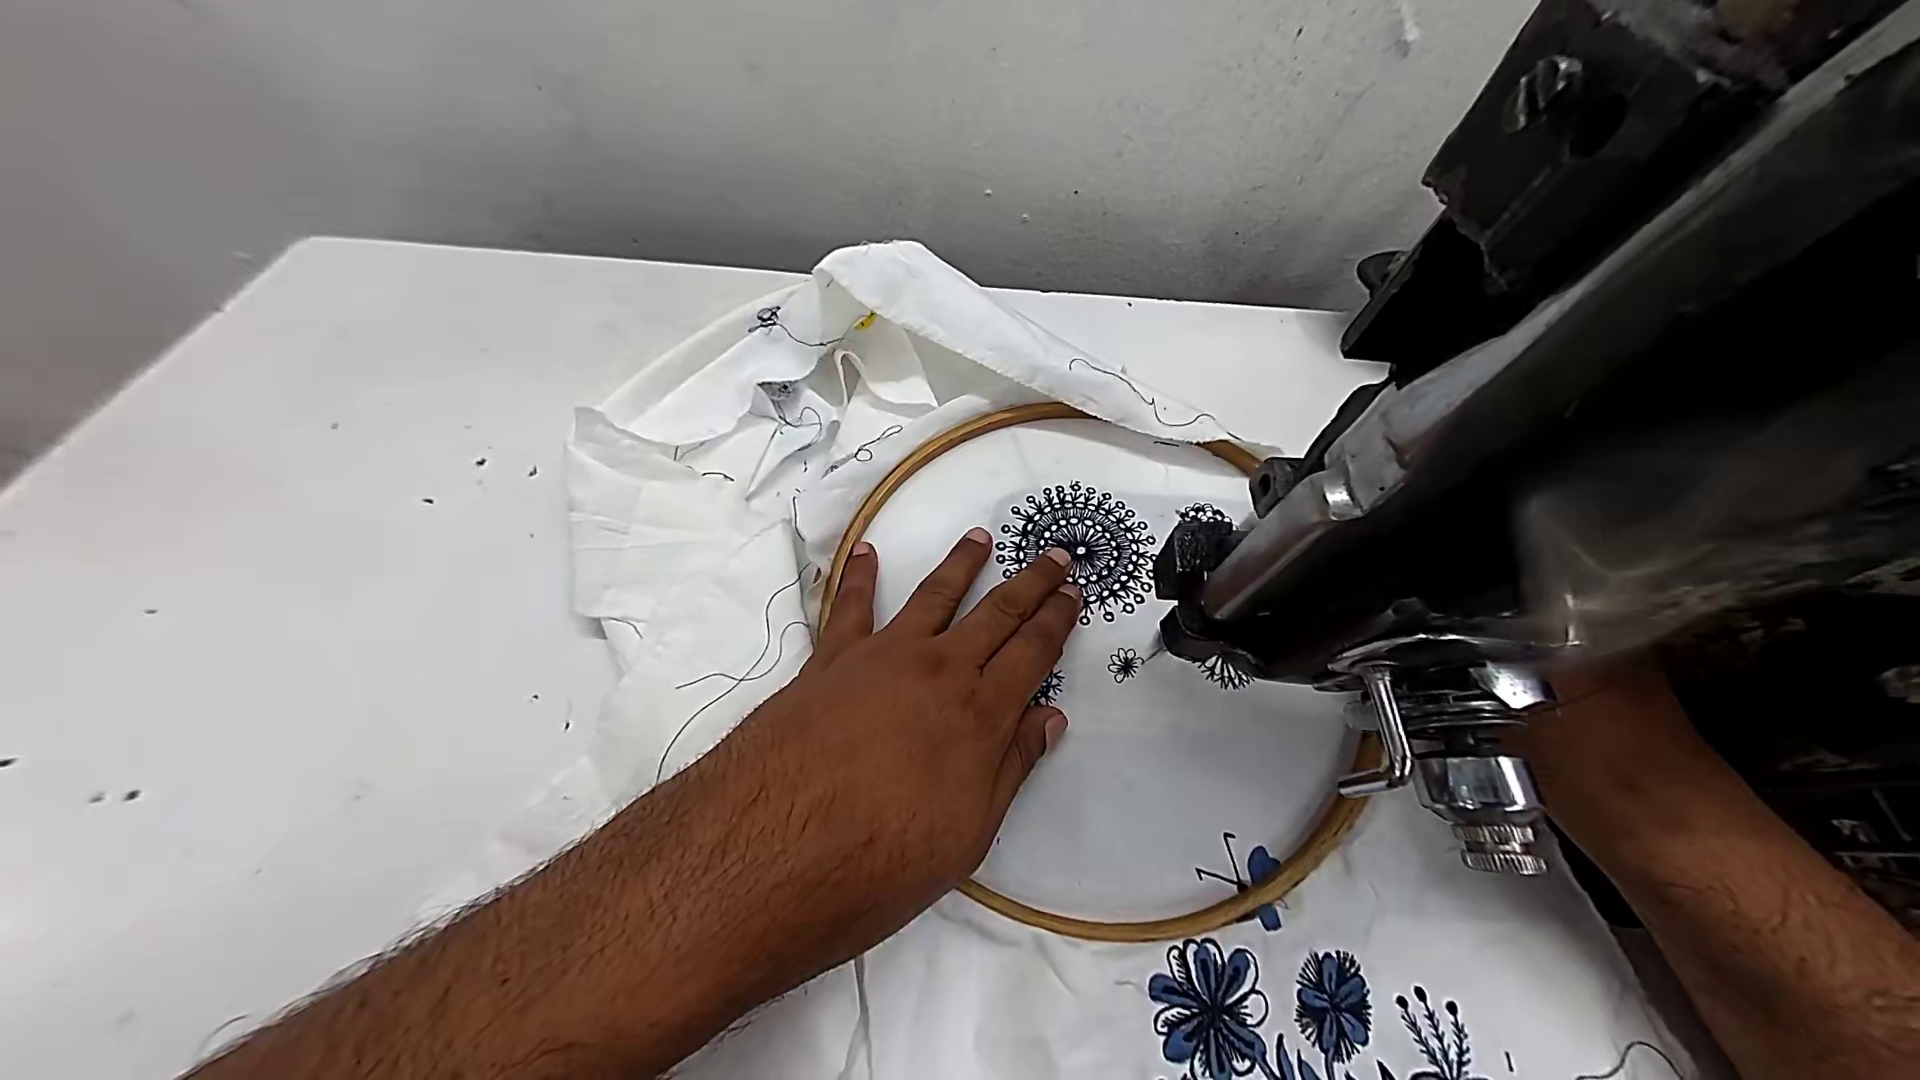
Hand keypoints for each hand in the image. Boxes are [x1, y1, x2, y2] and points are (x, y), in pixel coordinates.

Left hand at [677, 527, 1079, 987]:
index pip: (1033, 653)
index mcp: (980, 713)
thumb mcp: (967, 833)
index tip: (1072, 595)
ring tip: (980, 538)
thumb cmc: (881, 859)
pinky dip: (860, 575)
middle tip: (1053, 557)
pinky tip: (867, 552)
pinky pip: (850, 605)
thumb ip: (1011, 767)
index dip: (1057, 621)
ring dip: (961, 563)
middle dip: (1031, 583)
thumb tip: (1049, 718)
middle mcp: (939, 670)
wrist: (772, 851)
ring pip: (934, 596)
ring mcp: (883, 657)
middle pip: (998, 613)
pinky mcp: (831, 659)